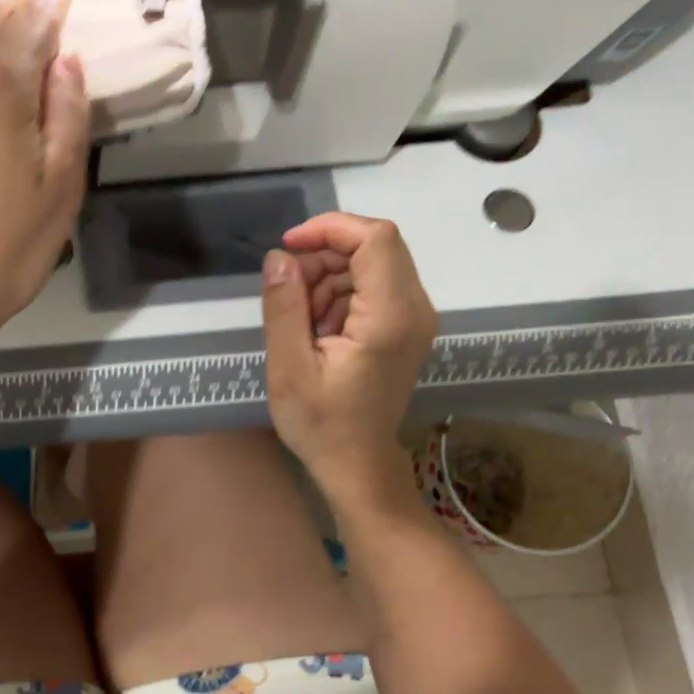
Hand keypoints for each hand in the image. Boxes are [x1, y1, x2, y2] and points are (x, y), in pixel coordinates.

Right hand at [261, 213, 438, 508]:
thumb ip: (284, 308)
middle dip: (323, 258)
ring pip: (371, 265)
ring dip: (328, 279)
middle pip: (374, 247)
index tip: (288, 249)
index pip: (375, 239)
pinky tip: (316, 330)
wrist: (357, 464)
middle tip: (286, 296)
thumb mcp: (290, 369)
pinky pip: (373, 288)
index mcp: (390, 317)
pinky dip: (339, 295)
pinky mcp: (405, 326)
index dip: (329, 229)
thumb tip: (278, 258)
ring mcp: (414, 317)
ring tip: (299, 322)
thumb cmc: (321, 424)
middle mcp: (414, 308)